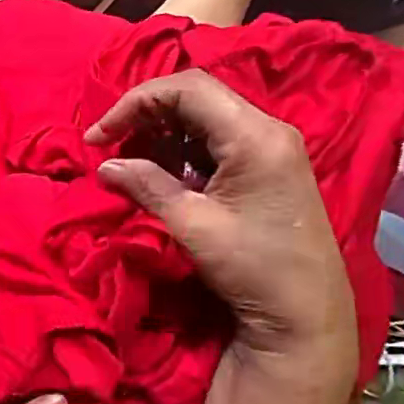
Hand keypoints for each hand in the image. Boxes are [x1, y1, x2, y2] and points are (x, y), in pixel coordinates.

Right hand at [84, 69, 356, 382]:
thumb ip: (147, 186)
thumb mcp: (193, 225)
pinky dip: (178, 152)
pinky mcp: (263, 169)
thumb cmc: (254, 267)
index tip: (99, 137)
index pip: (187, 88)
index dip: (135, 103)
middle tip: (108, 148)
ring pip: (202, 119)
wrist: (304, 314)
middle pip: (194, 97)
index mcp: (255, 135)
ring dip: (158, 134)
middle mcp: (265, 130)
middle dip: (143, 116)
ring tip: (126, 164)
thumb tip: (105, 167)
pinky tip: (155, 175)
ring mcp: (267, 149)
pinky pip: (213, 144)